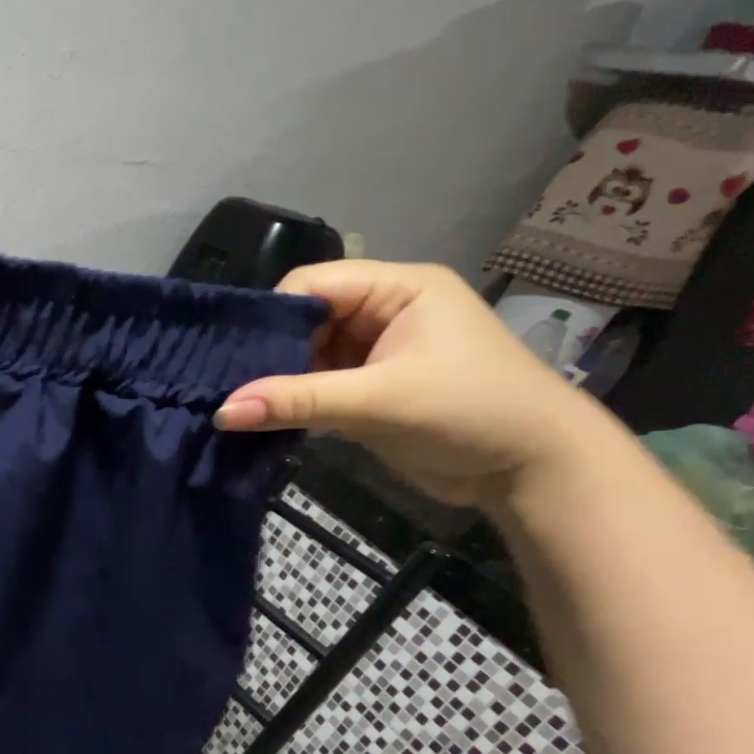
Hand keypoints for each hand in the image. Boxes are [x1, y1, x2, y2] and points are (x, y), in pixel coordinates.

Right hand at [213, 260, 607, 510]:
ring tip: (238, 409)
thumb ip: (297, 402)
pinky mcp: (369, 389)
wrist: (534, 469)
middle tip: (227, 388)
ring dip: (276, 383)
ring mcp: (377, 352)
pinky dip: (291, 403)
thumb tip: (220, 411)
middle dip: (269, 354)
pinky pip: (315, 386)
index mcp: (399, 288)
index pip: (312, 284)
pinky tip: (263, 421)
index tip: (233, 358)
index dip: (271, 316)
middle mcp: (385, 312)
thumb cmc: (471, 412)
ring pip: (305, 356)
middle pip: (304, 320)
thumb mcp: (379, 402)